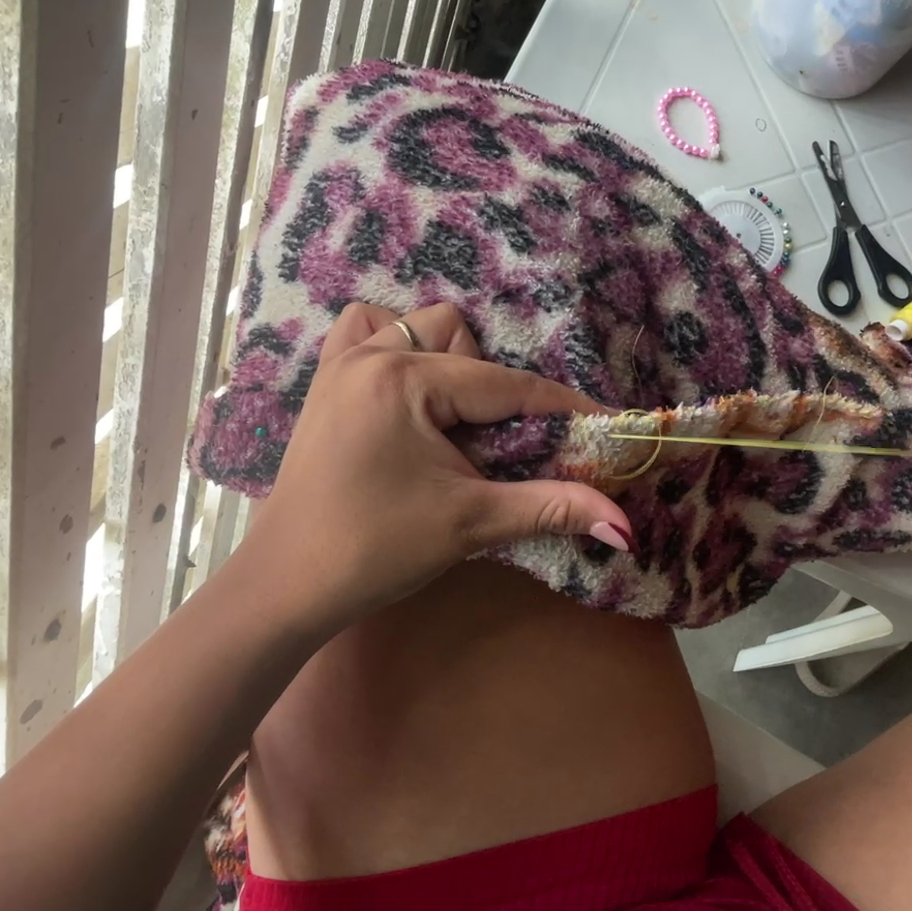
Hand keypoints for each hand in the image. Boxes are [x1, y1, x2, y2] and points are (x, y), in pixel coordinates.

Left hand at [247, 302, 631, 624]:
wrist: (287, 585)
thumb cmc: (377, 550)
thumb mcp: (470, 523)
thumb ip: (550, 508)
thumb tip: (624, 526)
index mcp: (404, 382)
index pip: (503, 385)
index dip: (559, 405)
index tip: (601, 421)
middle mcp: (369, 356)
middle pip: (458, 337)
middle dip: (488, 385)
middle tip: (489, 443)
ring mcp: (339, 365)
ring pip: (412, 326)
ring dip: (444, 359)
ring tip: (447, 417)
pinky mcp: (324, 385)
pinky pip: (363, 334)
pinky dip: (393, 349)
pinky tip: (405, 393)